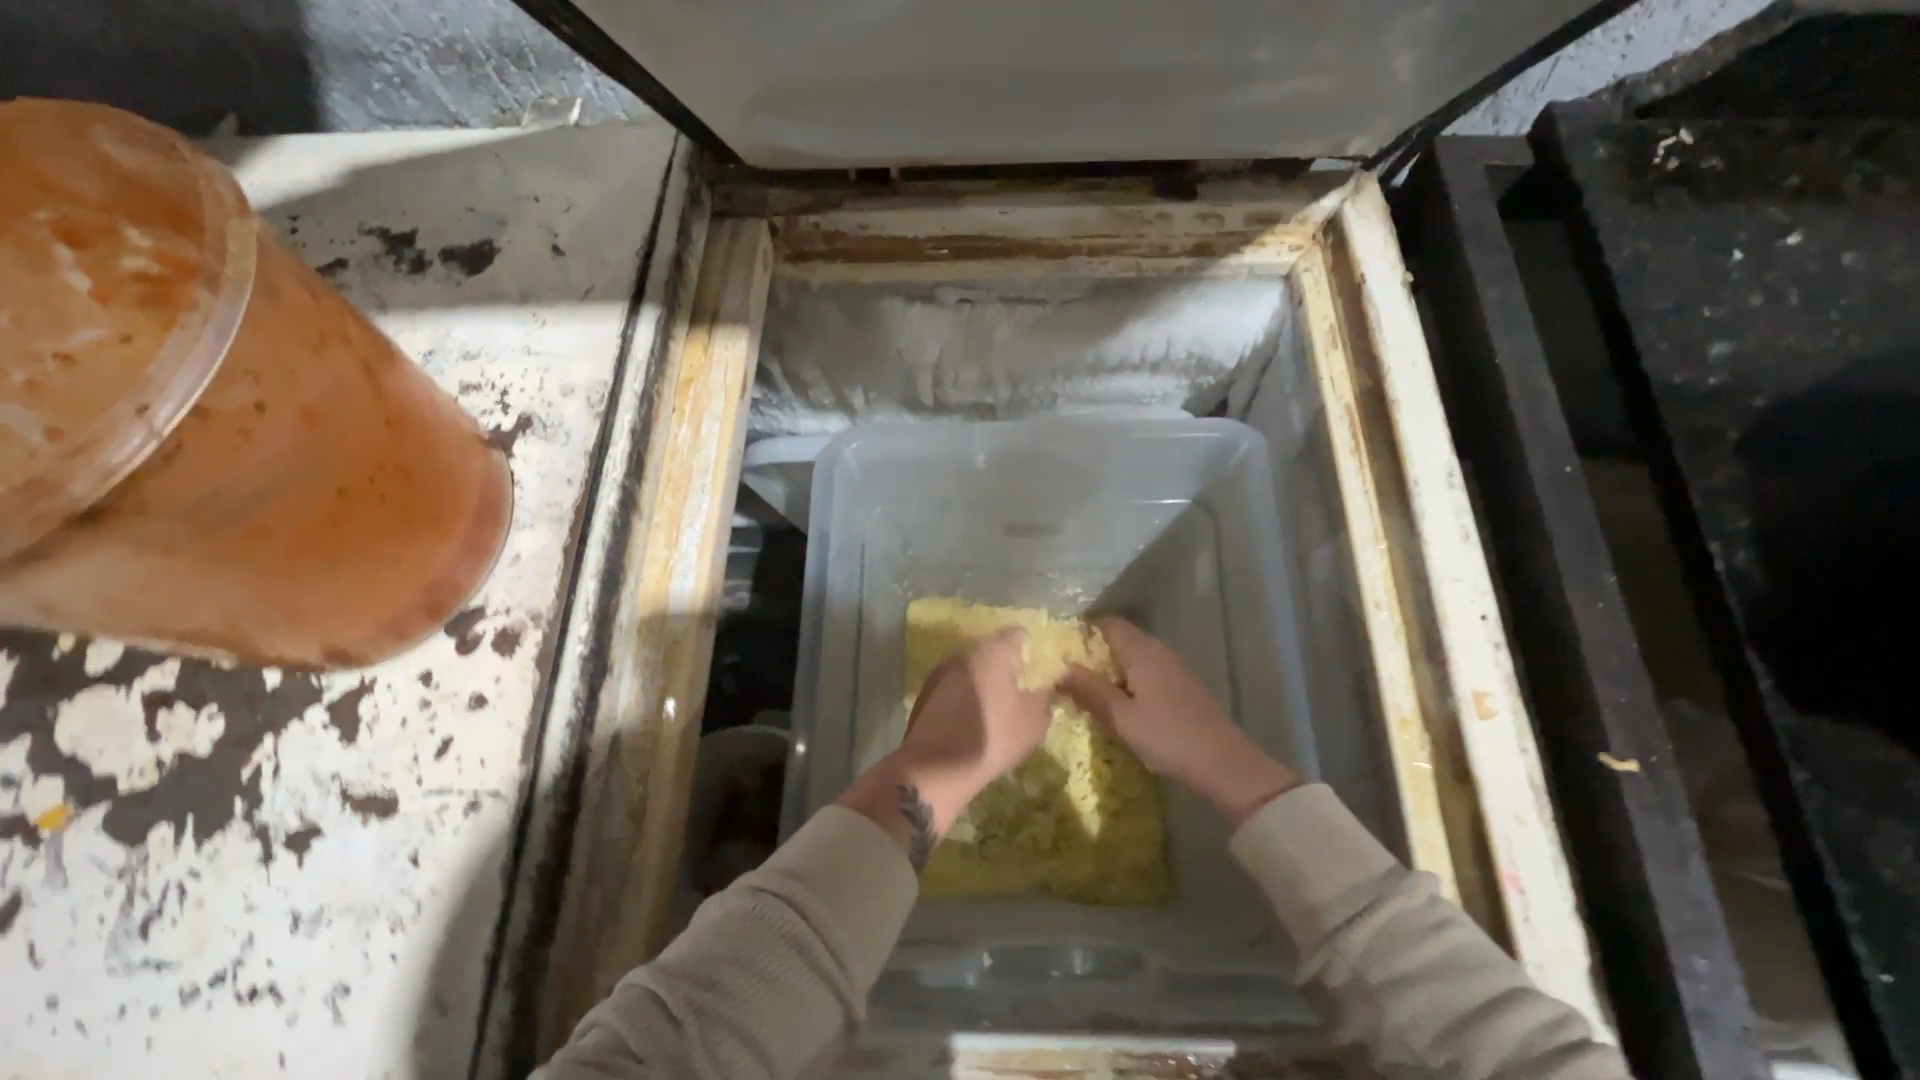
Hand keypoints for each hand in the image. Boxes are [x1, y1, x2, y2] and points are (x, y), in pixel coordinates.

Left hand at [836, 631, 1050, 867]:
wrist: (935, 768)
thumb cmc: (992, 738)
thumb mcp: (1033, 722)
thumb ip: (1044, 697)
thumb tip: (1044, 686)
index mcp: (993, 651)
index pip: (1018, 635)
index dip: (1032, 650)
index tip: (1039, 671)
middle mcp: (964, 652)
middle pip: (992, 649)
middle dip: (1007, 666)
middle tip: (1020, 690)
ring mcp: (941, 670)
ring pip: (971, 667)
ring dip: (984, 680)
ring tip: (996, 707)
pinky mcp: (926, 691)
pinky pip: (955, 684)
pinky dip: (966, 694)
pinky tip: (972, 718)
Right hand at [1059, 616, 1301, 828]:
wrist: (1223, 762)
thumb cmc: (1167, 736)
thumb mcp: (1121, 717)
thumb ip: (1089, 690)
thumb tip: (1059, 668)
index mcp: (1141, 652)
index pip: (1108, 624)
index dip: (1083, 630)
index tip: (1061, 648)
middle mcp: (1158, 651)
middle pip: (1121, 637)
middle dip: (1094, 650)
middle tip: (1068, 672)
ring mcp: (1173, 667)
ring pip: (1135, 655)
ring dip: (1112, 666)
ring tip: (1089, 689)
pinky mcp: (1182, 685)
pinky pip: (1147, 670)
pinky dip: (1129, 678)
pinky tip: (1122, 702)